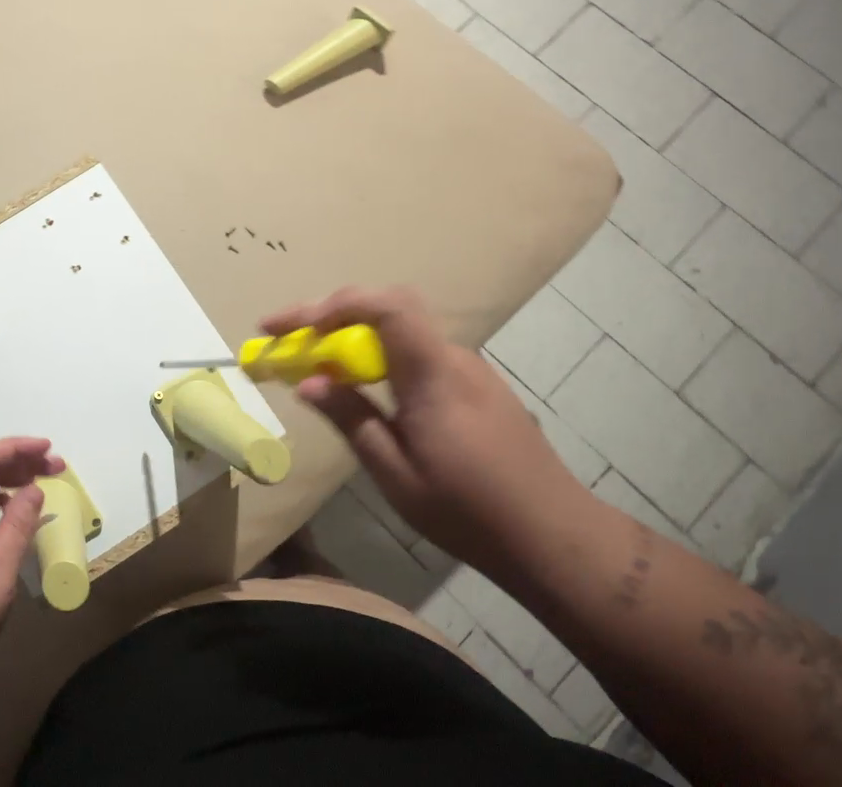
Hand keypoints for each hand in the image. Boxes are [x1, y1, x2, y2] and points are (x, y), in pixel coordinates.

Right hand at [263, 286, 592, 576]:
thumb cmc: (468, 510)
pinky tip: (365, 391)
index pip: (384, 307)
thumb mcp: (396, 474)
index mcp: (433, 375)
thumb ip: (351, 419)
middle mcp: (454, 359)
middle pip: (389, 309)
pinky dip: (381, 357)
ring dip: (355, 338)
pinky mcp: (478, 387)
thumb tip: (308, 382)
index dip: (331, 305)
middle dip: (332, 315)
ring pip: (404, 332)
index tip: (288, 328)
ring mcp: (471, 370)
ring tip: (317, 368)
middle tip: (288, 340)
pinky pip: (419, 354)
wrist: (553, 535)